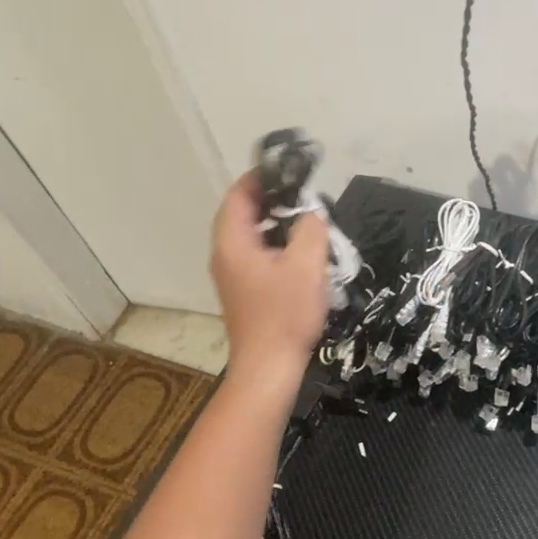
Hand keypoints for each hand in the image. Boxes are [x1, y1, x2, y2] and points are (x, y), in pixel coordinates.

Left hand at [210, 170, 329, 376]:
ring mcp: (232, 277)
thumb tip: (311, 214)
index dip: (262, 177)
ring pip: (252, 238)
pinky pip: (257, 258)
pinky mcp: (244, 293)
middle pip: (243, 214)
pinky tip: (302, 257)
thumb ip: (310, 229)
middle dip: (273, 201)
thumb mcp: (306, 265)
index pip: (239, 194)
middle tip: (305, 197)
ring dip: (277, 227)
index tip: (290, 170)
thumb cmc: (286, 315)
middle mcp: (225, 255)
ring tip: (308, 224)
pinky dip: (276, 249)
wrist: (269, 368)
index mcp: (232, 242)